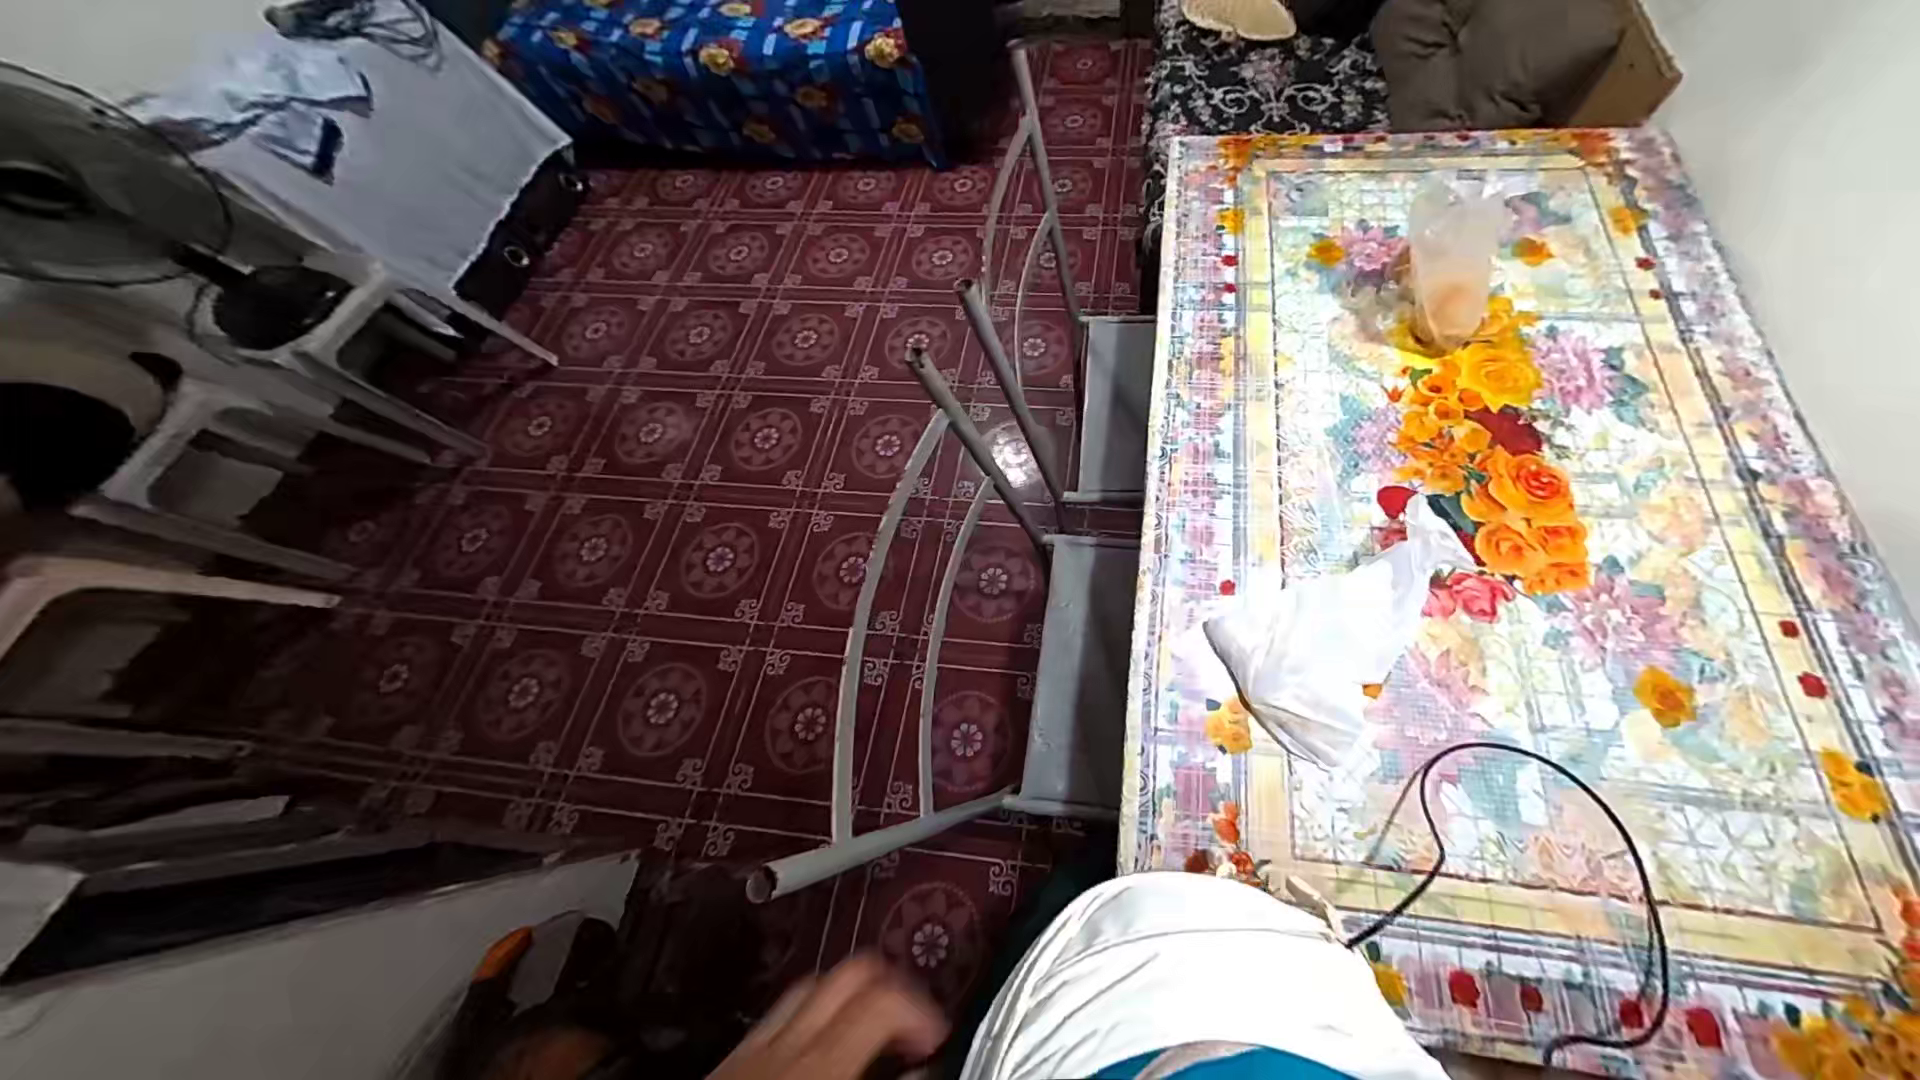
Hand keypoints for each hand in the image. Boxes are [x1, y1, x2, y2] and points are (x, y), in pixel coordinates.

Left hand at [706, 952, 948, 1079]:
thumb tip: (919, 1070)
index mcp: (818, 1072)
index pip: (882, 1002)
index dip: (921, 1009)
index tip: (937, 1038)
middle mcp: (783, 1050)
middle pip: (850, 975)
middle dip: (892, 988)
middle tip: (912, 1027)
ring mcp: (749, 1053)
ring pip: (813, 986)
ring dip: (851, 996)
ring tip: (871, 1031)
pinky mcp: (727, 1066)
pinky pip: (778, 1014)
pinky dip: (810, 1016)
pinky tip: (817, 1051)